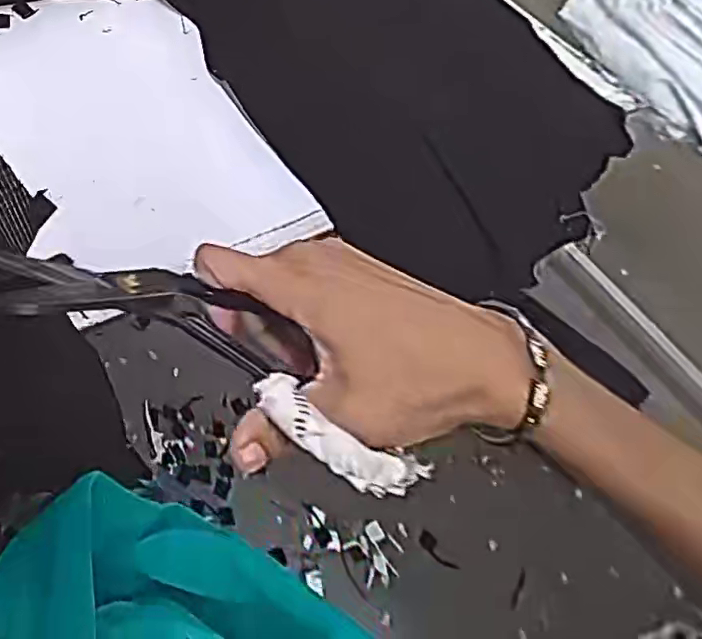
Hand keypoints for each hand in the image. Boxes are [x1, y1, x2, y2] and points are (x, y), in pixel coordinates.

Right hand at [195, 238, 532, 475]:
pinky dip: (307, 304)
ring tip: (321, 352)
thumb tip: (244, 447)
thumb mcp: (343, 415)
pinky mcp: (349, 260)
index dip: (208, 297)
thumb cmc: (429, 376)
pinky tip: (340, 338)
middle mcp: (309, 257)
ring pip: (273, 279)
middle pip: (243, 281)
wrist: (493, 362)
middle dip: (256, 324)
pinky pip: (302, 275)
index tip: (231, 328)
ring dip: (281, 316)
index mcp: (296, 283)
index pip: (212, 262)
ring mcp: (331, 255)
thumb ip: (278, 430)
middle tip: (293, 361)